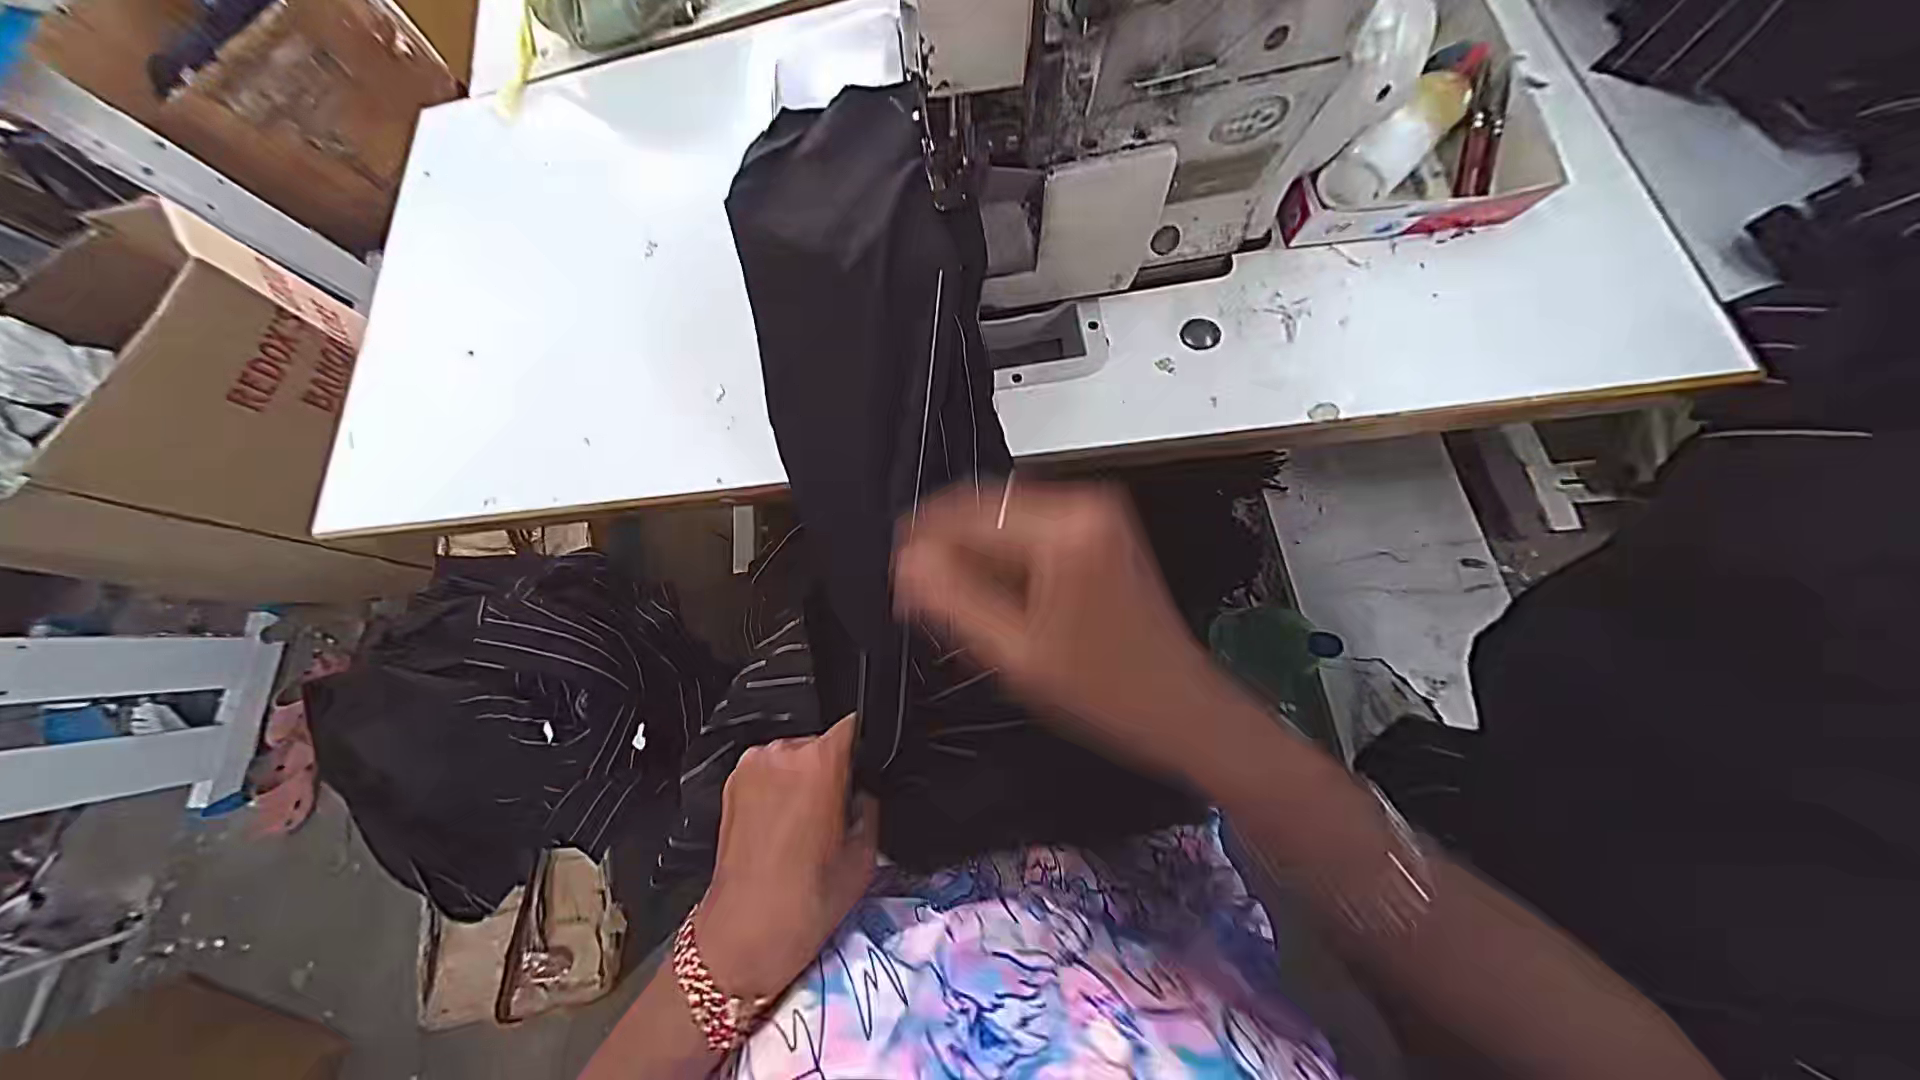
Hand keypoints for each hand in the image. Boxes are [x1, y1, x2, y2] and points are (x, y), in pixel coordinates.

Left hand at [694, 715, 877, 999]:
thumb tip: (866, 787)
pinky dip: (780, 786)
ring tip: (808, 819)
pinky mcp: (731, 783)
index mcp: (820, 762)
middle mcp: (782, 754)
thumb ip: (869, 804)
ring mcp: (751, 766)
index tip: (869, 765)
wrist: (743, 935)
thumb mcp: (865, 853)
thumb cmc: (807, 901)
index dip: (867, 744)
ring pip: (795, 755)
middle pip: (823, 741)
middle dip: (835, 766)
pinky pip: (769, 770)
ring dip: (805, 775)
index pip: (855, 725)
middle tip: (839, 805)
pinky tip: (785, 822)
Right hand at [894, 480, 1260, 784]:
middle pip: (986, 509)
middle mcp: (1086, 506)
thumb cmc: (1110, 692)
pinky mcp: (1100, 530)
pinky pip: (1031, 529)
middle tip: (920, 593)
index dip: (922, 541)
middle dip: (947, 548)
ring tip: (954, 601)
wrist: (1181, 707)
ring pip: (1005, 518)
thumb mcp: (1017, 656)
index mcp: (1066, 531)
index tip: (898, 572)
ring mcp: (1097, 515)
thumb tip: (907, 566)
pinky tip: (992, 597)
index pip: (966, 513)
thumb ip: (954, 603)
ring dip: (973, 554)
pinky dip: (1002, 557)